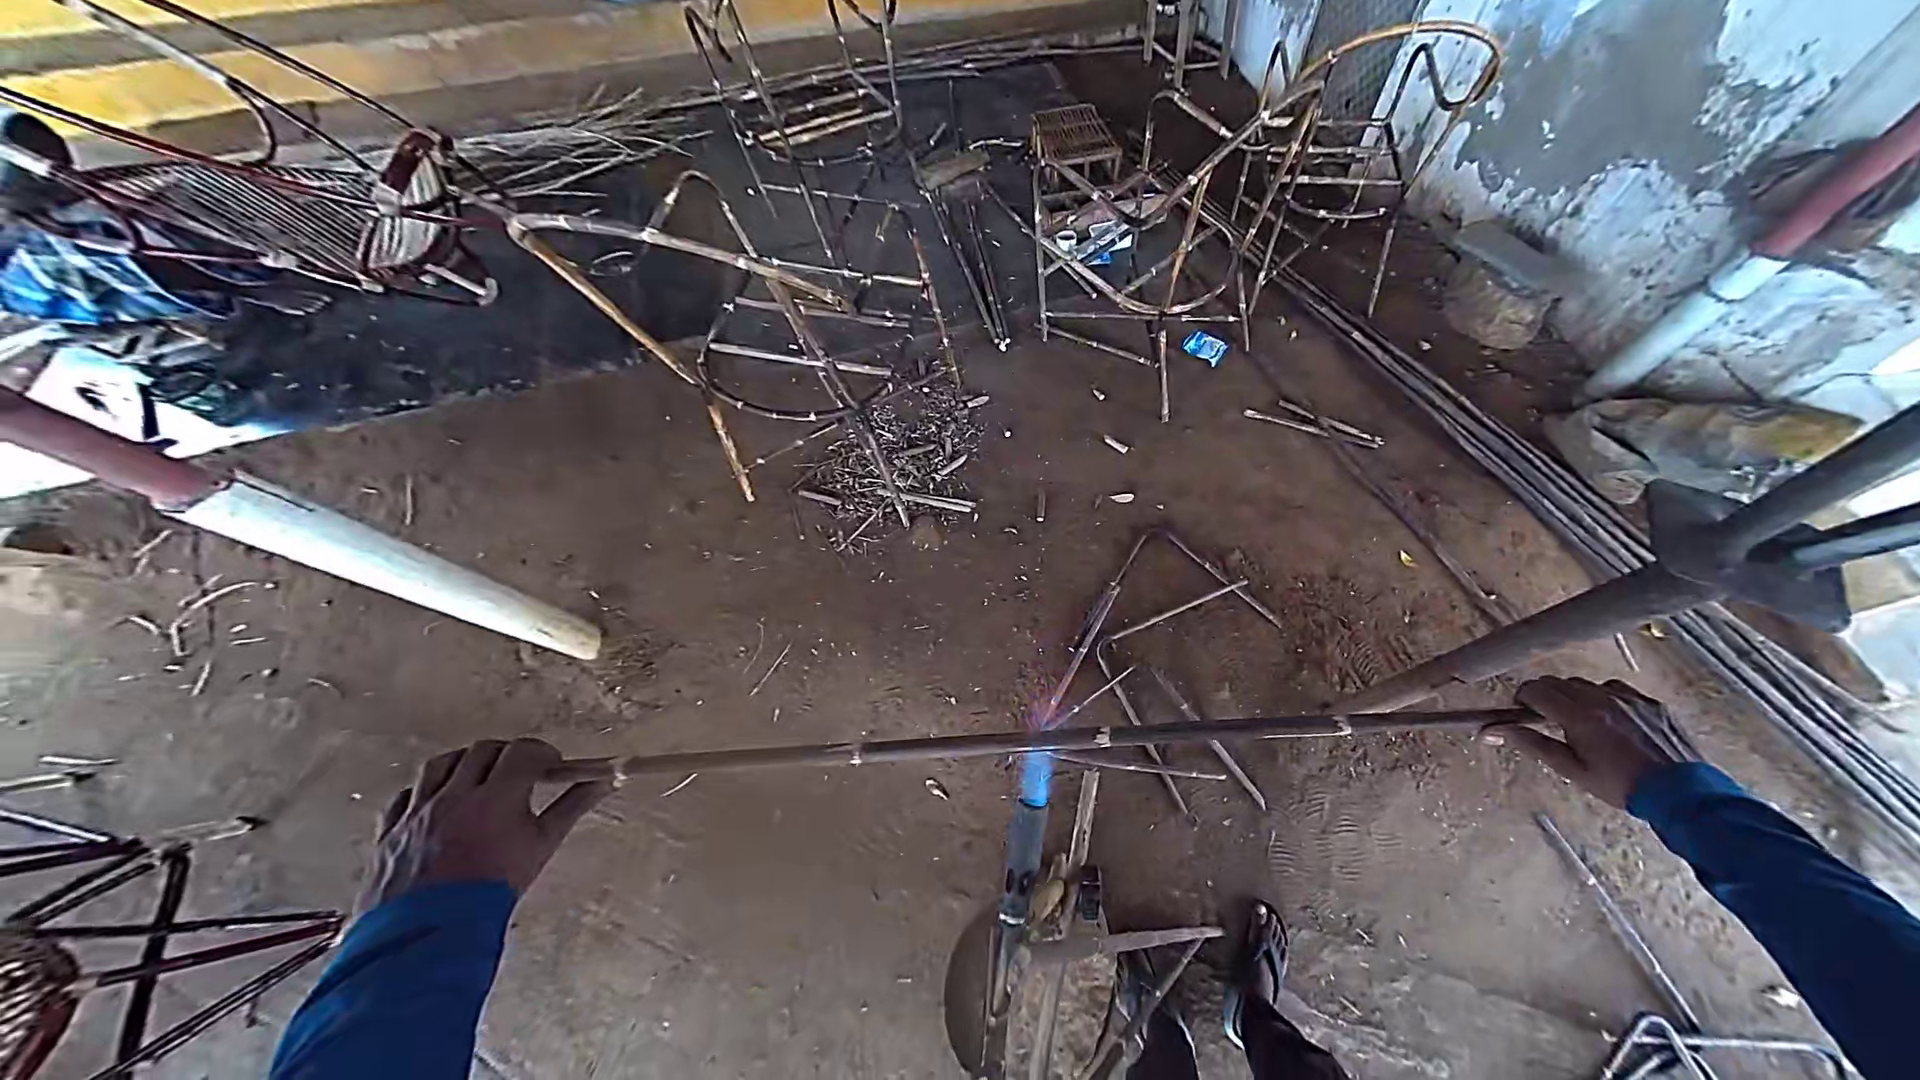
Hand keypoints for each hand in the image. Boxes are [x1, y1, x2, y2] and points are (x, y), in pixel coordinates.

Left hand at [360, 738, 613, 911]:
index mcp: (495, 797)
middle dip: (507, 754)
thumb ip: (574, 805)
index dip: (542, 753)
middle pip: (483, 750)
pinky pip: (405, 795)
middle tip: (521, 771)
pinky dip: (426, 790)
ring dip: (465, 763)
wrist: (429, 938)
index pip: (523, 751)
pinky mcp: (389, 832)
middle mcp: (454, 796)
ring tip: (480, 778)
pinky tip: (440, 802)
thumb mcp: (542, 844)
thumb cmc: (494, 889)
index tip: (550, 766)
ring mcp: (417, 813)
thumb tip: (604, 781)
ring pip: (439, 764)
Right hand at [1482, 677, 1696, 808]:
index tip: (1524, 714)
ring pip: (1584, 684)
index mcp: (1579, 715)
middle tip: (1547, 720)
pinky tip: (1609, 718)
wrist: (1687, 796)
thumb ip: (1531, 743)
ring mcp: (1630, 699)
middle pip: (1556, 682)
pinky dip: (1603, 697)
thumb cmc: (1623, 785)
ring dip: (1572, 696)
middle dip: (1544, 697)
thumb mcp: (1571, 769)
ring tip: (1579, 720)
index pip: (1534, 689)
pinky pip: (1615, 688)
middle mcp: (1602, 700)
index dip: (1522, 700)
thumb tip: (1493, 730)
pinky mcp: (1651, 704)